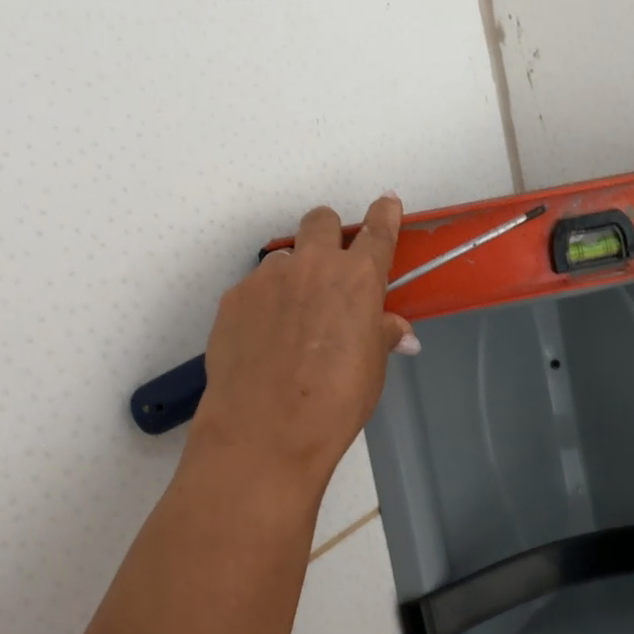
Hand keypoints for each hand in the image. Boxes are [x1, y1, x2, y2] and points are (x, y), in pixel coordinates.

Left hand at [191, 194, 415, 489]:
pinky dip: (264, 305)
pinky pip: (255, 288)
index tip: (386, 202)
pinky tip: (264, 341)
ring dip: (292, 275)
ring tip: (291, 319)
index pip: (377, 230)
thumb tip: (399, 332)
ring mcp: (268, 279)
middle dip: (328, 232)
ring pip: (284, 258)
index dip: (384, 213)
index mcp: (357, 278)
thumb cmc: (335, 402)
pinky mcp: (234, 298)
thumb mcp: (372, 369)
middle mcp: (313, 266)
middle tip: (330, 263)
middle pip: (320, 221)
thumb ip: (381, 335)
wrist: (264, 431)